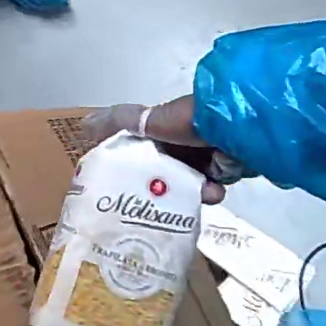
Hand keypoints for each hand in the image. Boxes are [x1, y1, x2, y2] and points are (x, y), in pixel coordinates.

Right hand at [81, 96, 234, 203]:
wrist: (242, 125)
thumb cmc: (192, 120)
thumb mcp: (152, 120)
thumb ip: (120, 121)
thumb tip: (83, 124)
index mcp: (167, 127)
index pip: (145, 152)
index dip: (135, 170)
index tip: (126, 189)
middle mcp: (187, 139)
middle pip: (167, 172)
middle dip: (163, 188)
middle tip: (155, 205)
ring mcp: (209, 153)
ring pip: (190, 183)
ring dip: (189, 192)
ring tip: (191, 198)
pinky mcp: (228, 165)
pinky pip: (213, 185)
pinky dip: (212, 190)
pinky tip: (212, 192)